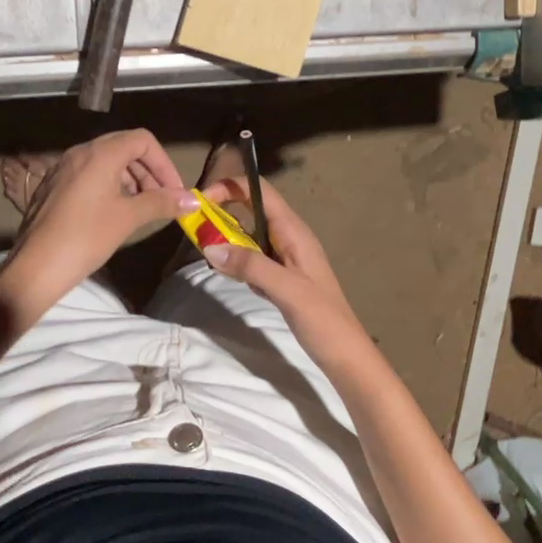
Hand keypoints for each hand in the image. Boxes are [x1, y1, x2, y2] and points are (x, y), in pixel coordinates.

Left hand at [0, 130, 196, 307]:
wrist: (36, 266)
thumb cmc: (86, 237)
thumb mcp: (128, 218)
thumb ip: (161, 203)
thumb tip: (192, 200)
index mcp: (100, 153)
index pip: (142, 140)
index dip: (164, 163)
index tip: (174, 191)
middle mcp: (80, 152)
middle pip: (124, 147)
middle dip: (148, 170)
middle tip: (162, 199)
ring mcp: (63, 167)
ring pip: (105, 160)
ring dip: (130, 178)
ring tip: (141, 207)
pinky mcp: (53, 185)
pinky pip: (88, 173)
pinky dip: (109, 184)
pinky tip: (114, 211)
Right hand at [199, 176, 372, 368]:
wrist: (346, 355)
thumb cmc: (323, 320)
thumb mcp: (287, 290)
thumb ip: (251, 266)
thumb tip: (209, 247)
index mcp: (294, 231)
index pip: (260, 192)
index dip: (231, 187)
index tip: (202, 200)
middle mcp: (289, 237)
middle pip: (252, 209)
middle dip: (223, 211)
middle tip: (195, 226)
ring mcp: (286, 257)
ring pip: (250, 234)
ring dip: (227, 237)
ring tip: (205, 250)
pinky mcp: (281, 276)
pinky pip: (253, 257)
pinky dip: (237, 260)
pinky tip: (228, 275)